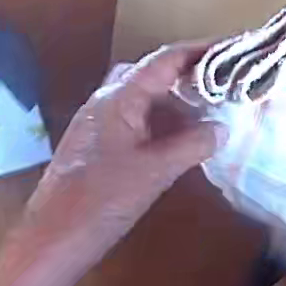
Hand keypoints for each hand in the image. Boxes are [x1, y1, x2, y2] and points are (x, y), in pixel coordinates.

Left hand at [15, 43, 219, 268]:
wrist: (54, 237)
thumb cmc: (102, 199)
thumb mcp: (155, 171)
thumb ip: (191, 145)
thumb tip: (222, 128)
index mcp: (118, 99)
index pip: (164, 60)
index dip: (199, 51)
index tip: (231, 47)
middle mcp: (106, 102)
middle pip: (151, 75)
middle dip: (187, 75)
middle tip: (223, 82)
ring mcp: (99, 124)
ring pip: (143, 99)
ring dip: (175, 101)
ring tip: (210, 109)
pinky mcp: (99, 146)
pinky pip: (136, 121)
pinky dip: (162, 122)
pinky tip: (182, 139)